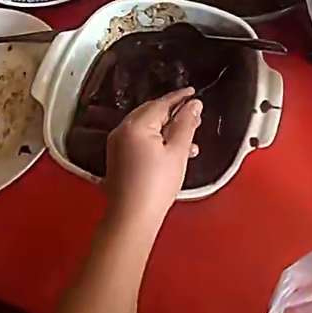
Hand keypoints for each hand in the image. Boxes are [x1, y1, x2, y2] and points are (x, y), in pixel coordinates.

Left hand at [104, 88, 201, 230]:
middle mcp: (122, 131)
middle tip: (194, 116)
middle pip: (151, 113)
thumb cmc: (156, 185)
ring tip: (189, 139)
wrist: (131, 219)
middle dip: (174, 113)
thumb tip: (194, 104)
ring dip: (167, 129)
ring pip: (146, 127)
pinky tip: (173, 152)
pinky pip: (139, 139)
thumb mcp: (178, 151)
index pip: (161, 104)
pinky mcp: (118, 158)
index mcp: (136, 125)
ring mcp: (117, 145)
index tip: (193, 93)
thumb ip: (186, 123)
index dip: (179, 97)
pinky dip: (156, 139)